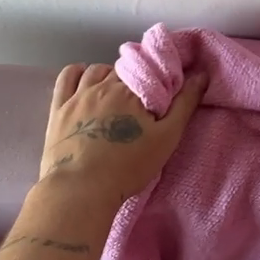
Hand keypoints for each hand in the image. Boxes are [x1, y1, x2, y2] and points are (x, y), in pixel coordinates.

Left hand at [38, 63, 207, 208]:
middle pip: (123, 70)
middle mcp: (103, 85)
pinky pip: (66, 77)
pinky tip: (84, 80)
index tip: (160, 96)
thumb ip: (185, 103)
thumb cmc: (128, 166)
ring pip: (96, 70)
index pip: (148, 69)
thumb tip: (201, 74)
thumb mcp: (167, 137)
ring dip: (108, 75)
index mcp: (131, 89)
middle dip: (134, 80)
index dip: (157, 79)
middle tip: (139, 102)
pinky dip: (78, 72)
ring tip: (114, 94)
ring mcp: (78, 95)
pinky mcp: (58, 108)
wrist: (80, 190)